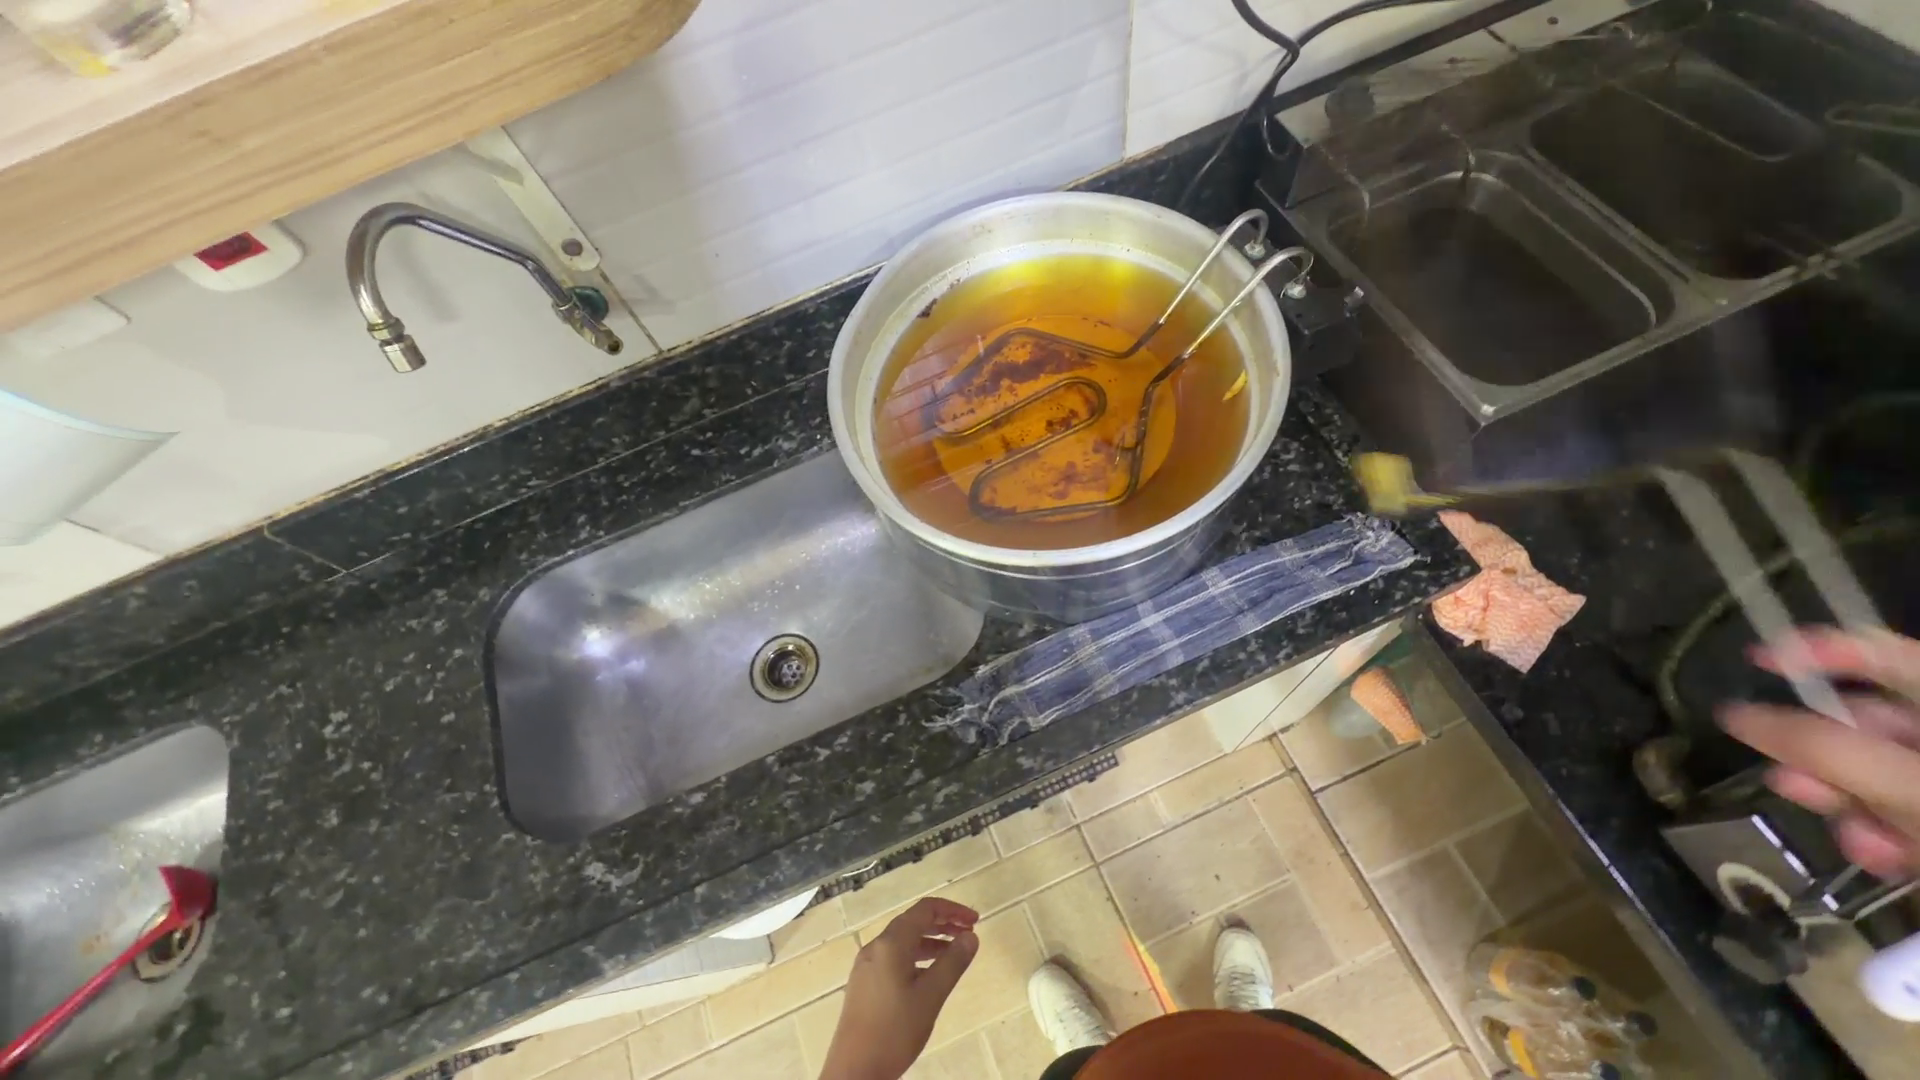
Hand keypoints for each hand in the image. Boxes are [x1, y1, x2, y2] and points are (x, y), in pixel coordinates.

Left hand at [819, 897, 979, 1079]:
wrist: (854, 1071)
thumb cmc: (895, 1030)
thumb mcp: (930, 996)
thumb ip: (952, 963)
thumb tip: (970, 936)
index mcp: (890, 943)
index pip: (924, 910)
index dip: (952, 910)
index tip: (975, 921)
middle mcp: (876, 947)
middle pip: (913, 922)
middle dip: (943, 923)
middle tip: (969, 933)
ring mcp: (867, 965)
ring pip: (903, 941)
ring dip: (930, 941)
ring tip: (955, 953)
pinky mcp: (865, 983)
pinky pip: (894, 958)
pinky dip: (916, 957)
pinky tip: (929, 975)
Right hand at [1721, 627, 1919, 879]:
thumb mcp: (1915, 789)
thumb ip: (1822, 749)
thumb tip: (1735, 714)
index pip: (1886, 655)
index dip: (1820, 649)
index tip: (1758, 661)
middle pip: (1872, 725)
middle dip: (1824, 758)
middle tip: (1792, 785)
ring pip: (1877, 775)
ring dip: (1849, 806)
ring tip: (1859, 843)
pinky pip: (1900, 813)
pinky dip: (1882, 835)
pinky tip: (1885, 859)